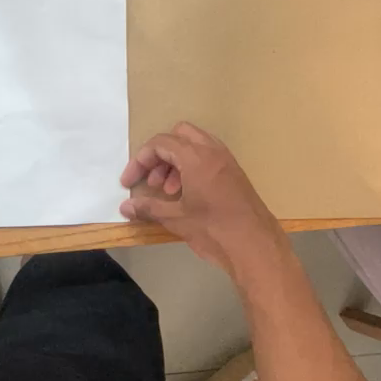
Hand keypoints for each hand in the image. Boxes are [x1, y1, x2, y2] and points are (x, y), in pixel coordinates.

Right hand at [120, 122, 282, 270]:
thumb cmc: (213, 230)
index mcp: (196, 157)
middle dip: (160, 155)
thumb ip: (148, 208)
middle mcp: (213, 151)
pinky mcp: (235, 174)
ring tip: (168, 192)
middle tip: (152, 181)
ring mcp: (227, 161)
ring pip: (195, 146)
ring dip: (176, 162)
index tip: (129, 183)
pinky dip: (192, 168)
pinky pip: (208, 158)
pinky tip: (187, 196)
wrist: (254, 245)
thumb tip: (125, 208)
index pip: (160, 144)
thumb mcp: (176, 219)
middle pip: (179, 135)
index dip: (140, 161)